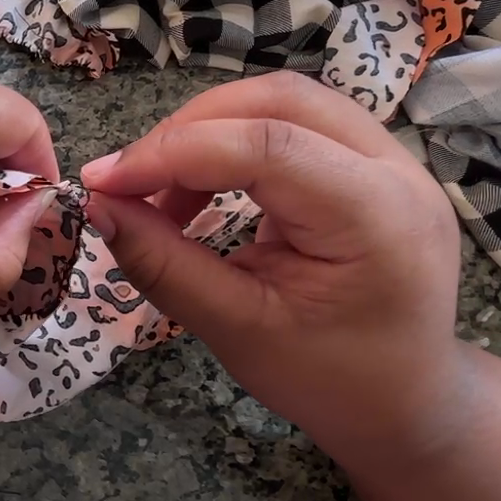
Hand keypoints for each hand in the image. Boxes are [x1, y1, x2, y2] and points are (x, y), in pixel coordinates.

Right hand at [81, 72, 470, 452]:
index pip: (264, 147)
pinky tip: (196, 191)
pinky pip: (289, 124)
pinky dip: (227, 144)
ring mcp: (389, 158)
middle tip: (127, 179)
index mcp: (375, 217)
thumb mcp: (233, 329)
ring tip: (158, 190)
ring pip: (281, 102)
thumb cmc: (325, 377)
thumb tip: (97, 207)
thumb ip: (162, 264)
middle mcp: (395, 168)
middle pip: (276, 101)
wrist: (403, 400)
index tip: (101, 181)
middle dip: (186, 130)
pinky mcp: (367, 163)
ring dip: (204, 133)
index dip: (171, 153)